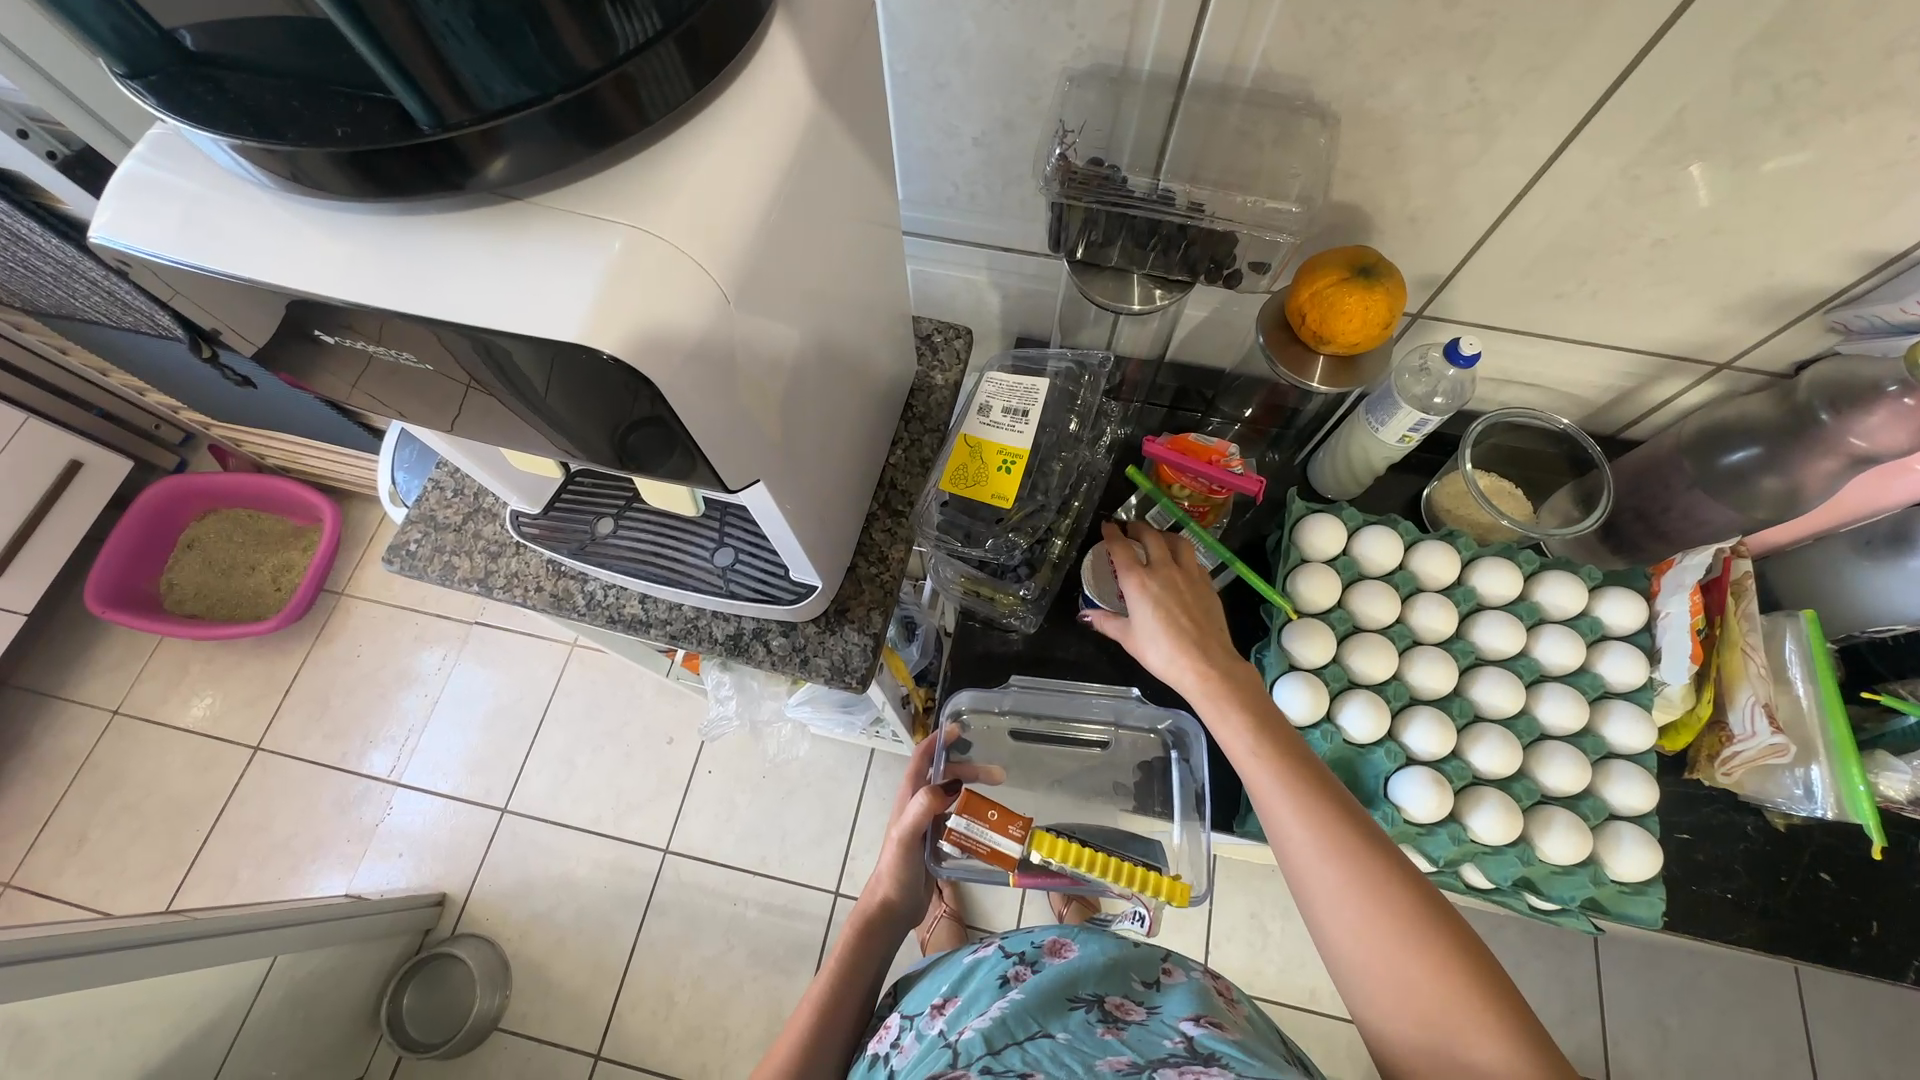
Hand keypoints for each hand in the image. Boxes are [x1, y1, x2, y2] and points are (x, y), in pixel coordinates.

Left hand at [861, 724, 988, 928]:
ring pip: (953, 797)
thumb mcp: (906, 835)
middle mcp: (918, 806)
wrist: (892, 909)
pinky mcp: (937, 843)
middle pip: (945, 776)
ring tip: (1000, 796)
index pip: (923, 759)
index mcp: (909, 798)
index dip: (939, 741)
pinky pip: (958, 820)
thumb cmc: (896, 870)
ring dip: (974, 791)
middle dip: (970, 769)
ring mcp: (928, 824)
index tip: (961, 730)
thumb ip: (924, 806)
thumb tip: (951, 782)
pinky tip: (991, 823)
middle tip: (1000, 776)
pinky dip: (974, 815)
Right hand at [1081, 520, 1262, 705]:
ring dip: (1164, 534)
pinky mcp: (1207, 583)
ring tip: (1158, 537)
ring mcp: (1189, 574)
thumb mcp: (1128, 638)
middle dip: (1138, 527)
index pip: (1121, 548)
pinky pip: (1194, 560)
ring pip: (1177, 541)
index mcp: (1138, 581)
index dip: (1112, 534)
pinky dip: (1183, 555)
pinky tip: (1181, 563)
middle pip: (1150, 536)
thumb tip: (1084, 615)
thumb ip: (1106, 622)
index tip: (1108, 526)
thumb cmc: (1161, 652)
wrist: (1206, 663)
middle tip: (1130, 528)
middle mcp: (1163, 569)